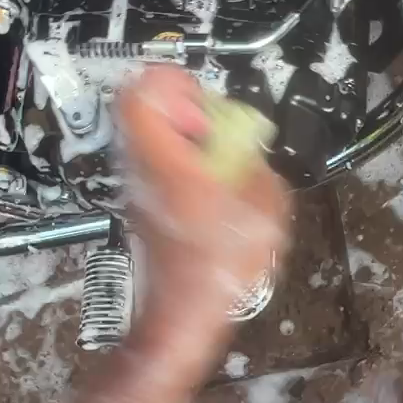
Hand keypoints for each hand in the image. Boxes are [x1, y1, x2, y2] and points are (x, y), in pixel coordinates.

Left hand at [117, 67, 290, 357]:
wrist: (183, 318)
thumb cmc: (218, 269)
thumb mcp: (264, 207)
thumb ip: (256, 163)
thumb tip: (247, 148)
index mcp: (165, 160)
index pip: (141, 91)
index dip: (174, 83)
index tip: (205, 106)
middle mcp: (141, 170)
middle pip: (145, 110)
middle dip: (186, 113)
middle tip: (216, 134)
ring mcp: (138, 190)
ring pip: (152, 139)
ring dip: (188, 143)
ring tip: (219, 168)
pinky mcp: (144, 209)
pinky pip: (160, 168)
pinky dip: (186, 169)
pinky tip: (214, 197)